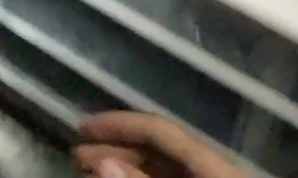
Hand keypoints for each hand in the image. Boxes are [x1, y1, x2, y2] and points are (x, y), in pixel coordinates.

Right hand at [71, 112, 244, 177]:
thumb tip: (101, 162)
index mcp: (219, 172)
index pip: (163, 132)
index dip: (120, 125)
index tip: (82, 130)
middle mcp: (217, 176)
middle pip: (162, 153)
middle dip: (118, 151)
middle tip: (78, 159)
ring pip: (165, 174)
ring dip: (128, 171)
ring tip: (92, 175)